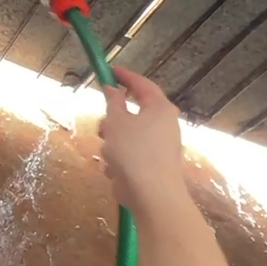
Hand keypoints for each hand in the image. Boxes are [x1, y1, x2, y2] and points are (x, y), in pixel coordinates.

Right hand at [93, 67, 190, 218]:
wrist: (152, 195)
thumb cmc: (134, 151)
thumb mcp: (117, 121)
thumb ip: (113, 101)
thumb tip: (112, 88)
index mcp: (160, 109)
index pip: (143, 85)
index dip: (125, 76)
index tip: (108, 70)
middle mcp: (164, 125)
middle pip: (132, 112)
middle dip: (113, 119)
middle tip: (102, 124)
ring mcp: (159, 146)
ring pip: (127, 134)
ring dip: (112, 141)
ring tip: (108, 153)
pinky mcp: (152, 165)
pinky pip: (129, 153)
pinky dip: (119, 158)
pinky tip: (115, 170)